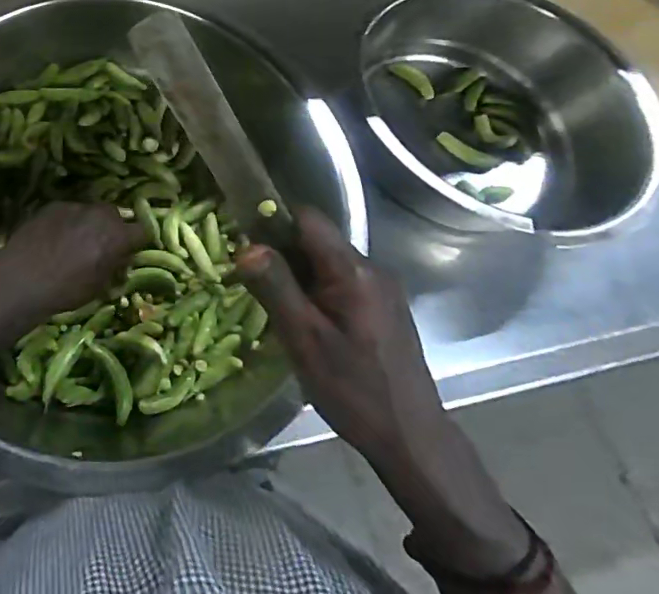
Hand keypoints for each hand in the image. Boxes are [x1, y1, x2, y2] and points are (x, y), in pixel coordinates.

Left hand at [0, 202, 144, 325]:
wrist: (22, 279)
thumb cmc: (66, 290)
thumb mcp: (99, 286)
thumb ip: (115, 267)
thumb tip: (121, 260)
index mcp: (116, 236)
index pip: (142, 230)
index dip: (137, 241)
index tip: (131, 250)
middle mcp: (99, 215)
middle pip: (115, 215)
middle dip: (113, 228)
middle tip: (102, 246)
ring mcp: (74, 206)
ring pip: (91, 211)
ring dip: (89, 223)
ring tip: (75, 241)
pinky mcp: (53, 205)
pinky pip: (69, 211)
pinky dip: (68, 221)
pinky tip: (54, 237)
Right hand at [233, 208, 442, 455]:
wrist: (413, 439)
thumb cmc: (354, 389)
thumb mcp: (304, 340)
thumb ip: (275, 288)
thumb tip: (246, 247)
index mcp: (353, 270)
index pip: (308, 218)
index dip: (274, 220)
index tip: (245, 238)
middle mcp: (373, 268)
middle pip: (318, 240)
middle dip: (283, 252)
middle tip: (253, 280)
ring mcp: (384, 289)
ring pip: (329, 263)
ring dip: (300, 274)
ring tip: (277, 304)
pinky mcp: (387, 308)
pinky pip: (343, 282)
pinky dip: (319, 291)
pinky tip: (308, 322)